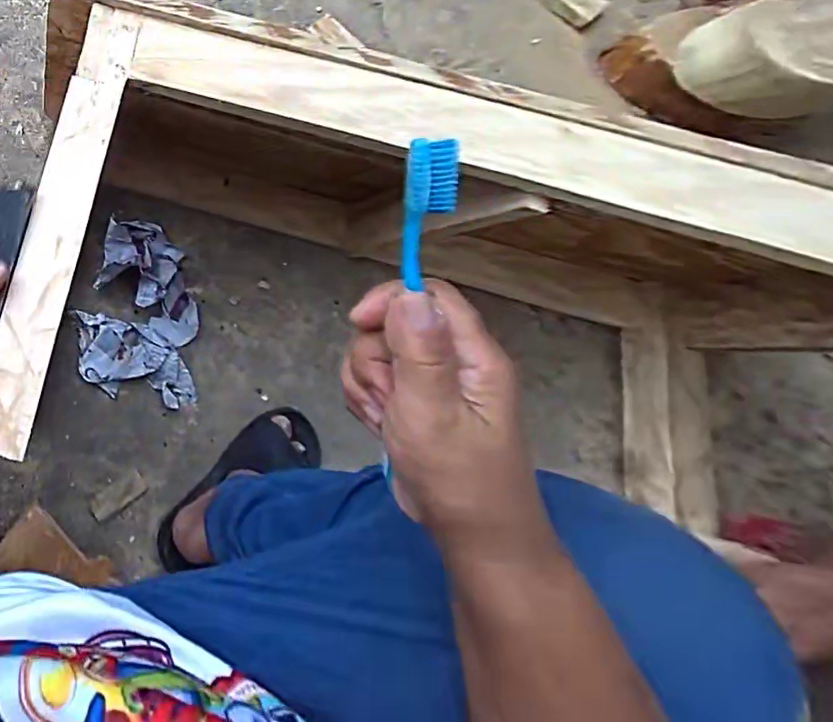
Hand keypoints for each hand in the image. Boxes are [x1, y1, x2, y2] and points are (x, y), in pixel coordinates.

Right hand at [342, 281, 540, 540]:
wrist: (472, 540)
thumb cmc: (458, 478)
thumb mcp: (434, 413)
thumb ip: (421, 351)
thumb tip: (410, 293)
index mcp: (474, 354)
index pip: (431, 295)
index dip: (392, 299)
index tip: (358, 322)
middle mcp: (455, 359)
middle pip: (396, 323)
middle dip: (375, 355)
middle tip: (386, 396)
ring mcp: (433, 381)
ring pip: (379, 351)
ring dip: (368, 382)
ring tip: (385, 418)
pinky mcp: (414, 401)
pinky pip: (375, 379)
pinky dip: (367, 399)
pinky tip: (380, 426)